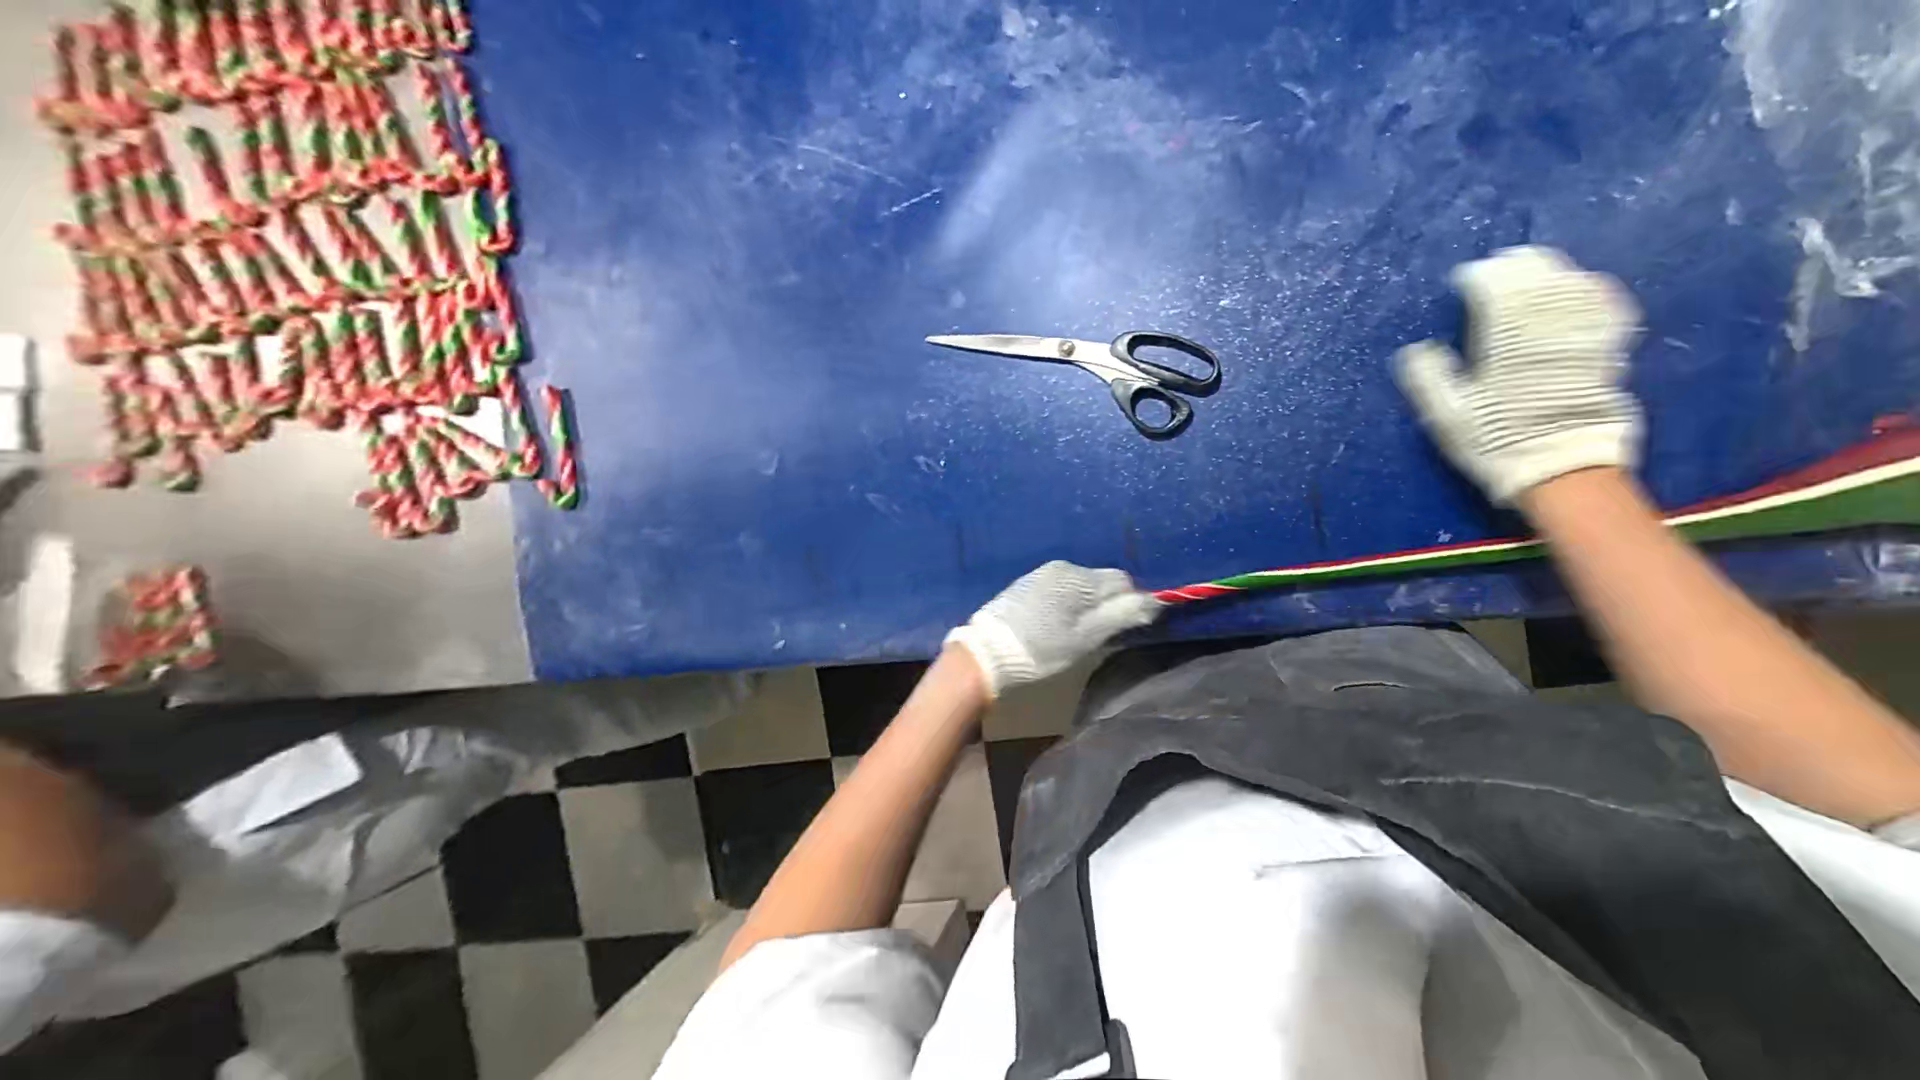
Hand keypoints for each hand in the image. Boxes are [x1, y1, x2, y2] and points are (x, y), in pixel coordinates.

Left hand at [945, 561, 1162, 698]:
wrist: (984, 657)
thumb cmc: (1041, 650)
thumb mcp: (1087, 638)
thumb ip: (1123, 616)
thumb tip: (1156, 601)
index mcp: (1079, 576)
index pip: (1123, 581)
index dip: (1130, 604)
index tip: (1125, 630)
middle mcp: (1061, 567)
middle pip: (1100, 582)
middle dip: (1107, 605)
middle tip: (1100, 637)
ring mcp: (1039, 575)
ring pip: (1079, 587)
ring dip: (1086, 607)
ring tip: (1075, 635)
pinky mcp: (1024, 587)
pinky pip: (1058, 591)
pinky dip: (1066, 607)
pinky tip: (1055, 628)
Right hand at [1394, 246, 1644, 504]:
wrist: (1558, 467)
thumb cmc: (1495, 441)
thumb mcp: (1448, 415)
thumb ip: (1429, 378)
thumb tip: (1416, 350)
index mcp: (1503, 343)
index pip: (1494, 292)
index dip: (1479, 279)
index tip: (1464, 277)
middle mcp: (1545, 331)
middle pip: (1536, 282)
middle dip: (1517, 268)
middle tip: (1500, 263)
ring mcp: (1580, 337)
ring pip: (1570, 287)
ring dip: (1552, 273)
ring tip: (1535, 267)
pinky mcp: (1604, 349)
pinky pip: (1604, 307)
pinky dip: (1592, 290)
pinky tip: (1583, 285)